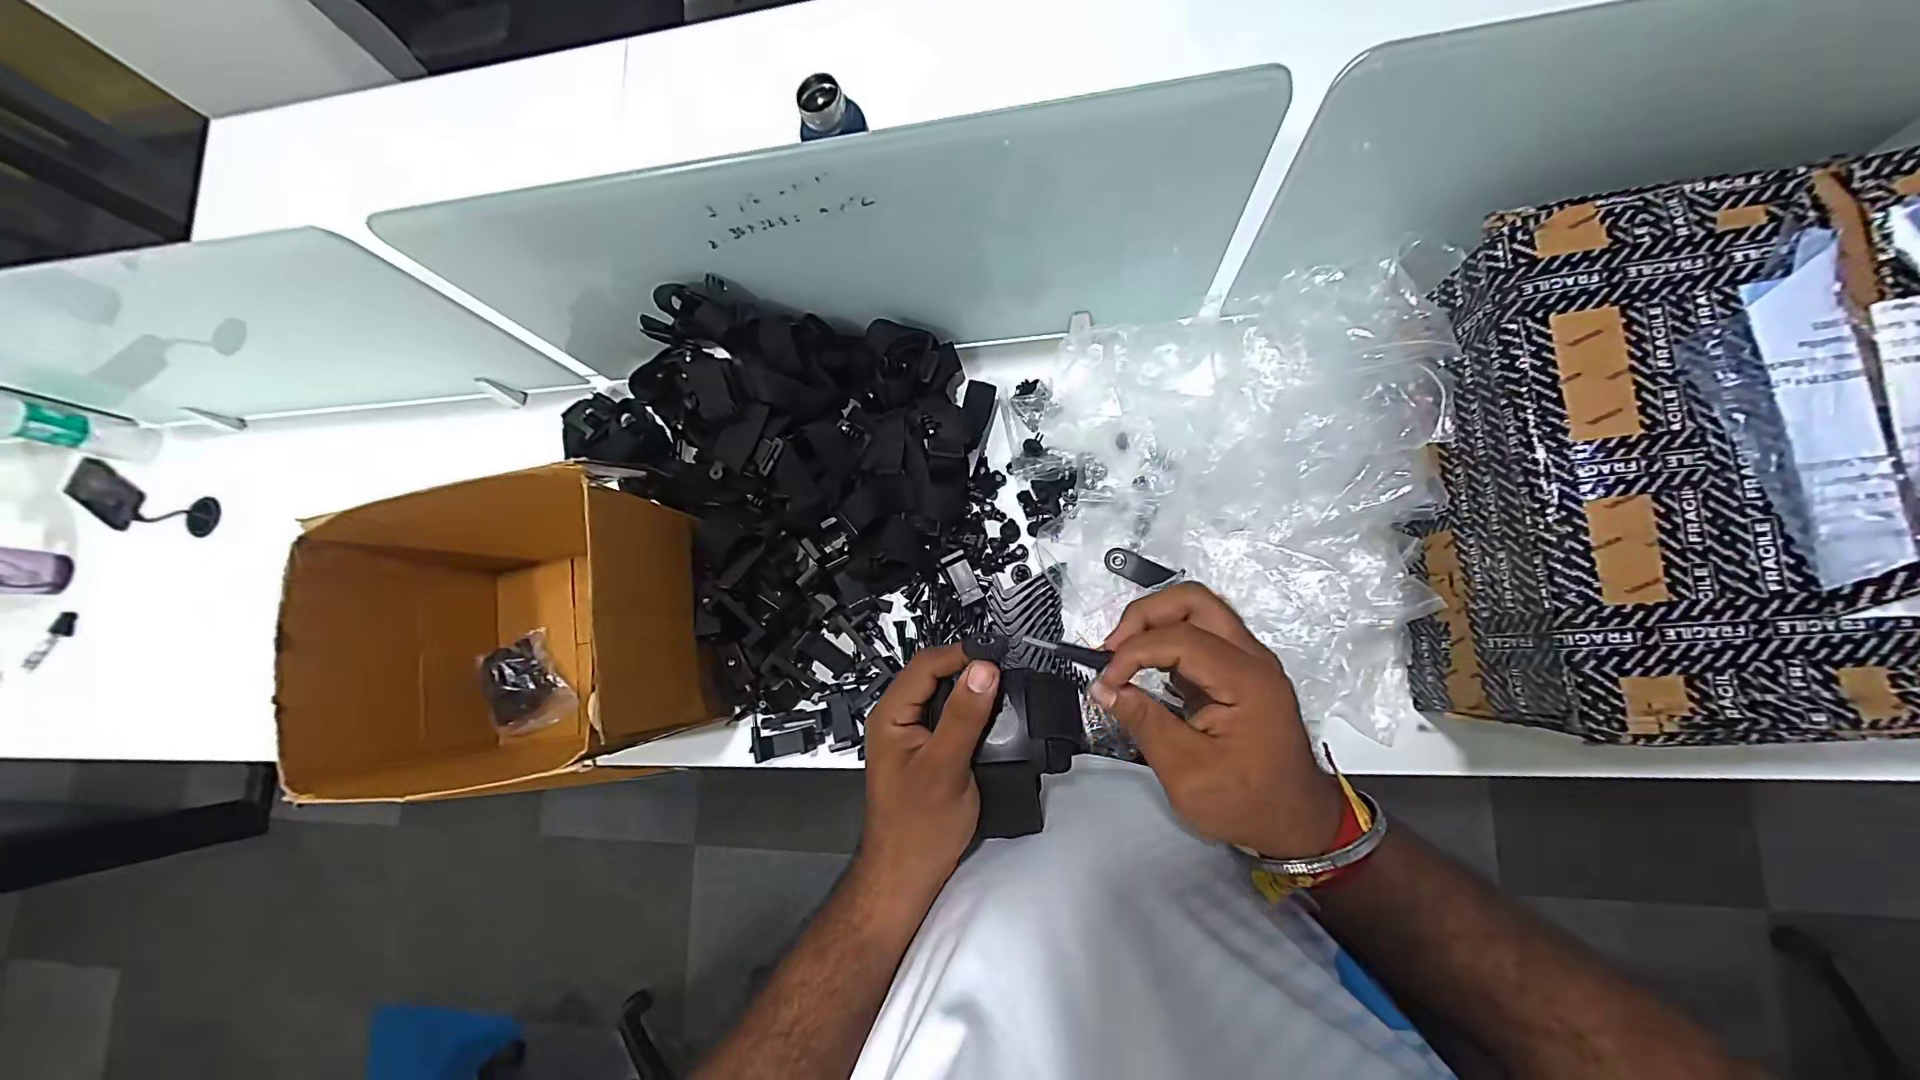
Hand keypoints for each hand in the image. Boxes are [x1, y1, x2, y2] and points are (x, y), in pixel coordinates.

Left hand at [857, 644, 1000, 896]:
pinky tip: (991, 718)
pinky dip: (972, 712)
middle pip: (934, 675)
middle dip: (969, 668)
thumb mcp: (945, 767)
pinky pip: (951, 718)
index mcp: (890, 716)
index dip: (961, 654)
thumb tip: (983, 672)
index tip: (995, 655)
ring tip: (1002, 688)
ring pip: (944, 696)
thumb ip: (964, 717)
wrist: (908, 875)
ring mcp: (912, 736)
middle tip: (1004, 669)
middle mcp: (898, 721)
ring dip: (972, 690)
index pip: (925, 664)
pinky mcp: (929, 751)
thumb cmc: (915, 831)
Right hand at [1092, 583, 1345, 858]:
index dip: (1133, 653)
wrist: (1296, 823)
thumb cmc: (1247, 803)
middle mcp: (1253, 658)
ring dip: (1154, 622)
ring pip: (1197, 609)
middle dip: (1145, 616)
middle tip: (1114, 649)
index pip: (1180, 638)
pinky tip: (1143, 665)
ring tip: (1123, 654)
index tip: (1106, 683)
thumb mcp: (1187, 773)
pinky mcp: (1238, 670)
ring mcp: (1248, 661)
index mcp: (1247, 681)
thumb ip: (1145, 723)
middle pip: (1194, 601)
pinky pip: (1199, 633)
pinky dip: (1165, 638)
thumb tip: (1105, 689)